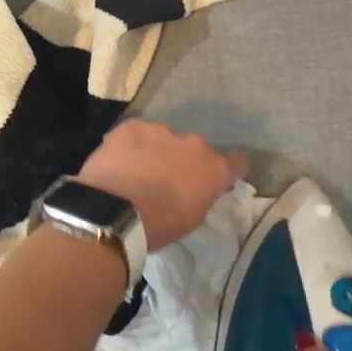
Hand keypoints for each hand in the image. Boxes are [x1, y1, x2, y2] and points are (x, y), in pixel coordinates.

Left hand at [73, 119, 245, 250]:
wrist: (114, 212)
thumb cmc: (159, 224)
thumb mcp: (193, 217)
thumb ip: (202, 193)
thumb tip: (197, 186)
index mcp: (214, 167)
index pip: (237, 161)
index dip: (227, 170)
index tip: (216, 180)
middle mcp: (193, 142)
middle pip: (194, 148)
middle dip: (183, 159)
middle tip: (165, 178)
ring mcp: (160, 130)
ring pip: (162, 138)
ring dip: (155, 150)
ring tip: (136, 170)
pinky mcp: (131, 126)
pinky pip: (135, 133)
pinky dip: (129, 144)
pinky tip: (118, 160)